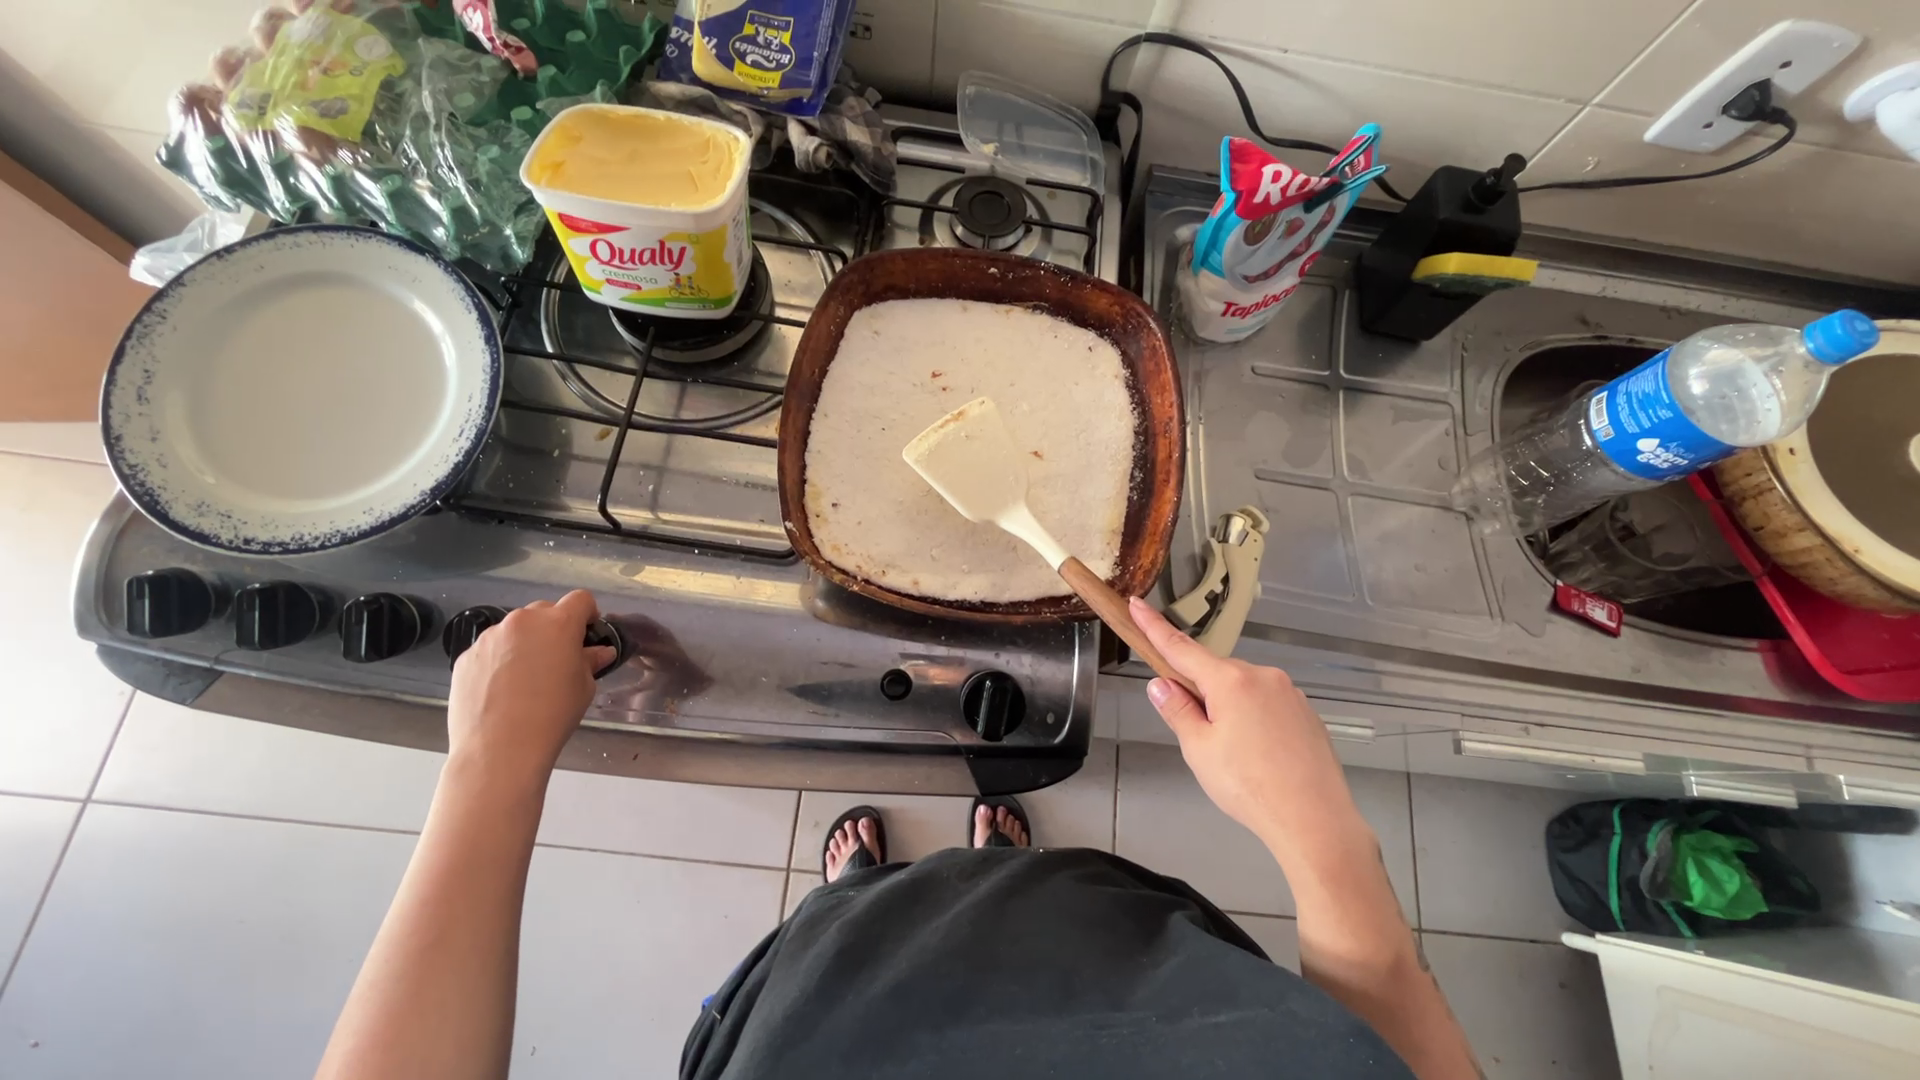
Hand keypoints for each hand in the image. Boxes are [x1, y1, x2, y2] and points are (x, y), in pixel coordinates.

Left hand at [446, 590, 616, 783]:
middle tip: (556, 660)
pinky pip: (490, 650)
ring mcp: (489, 637)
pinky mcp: (466, 656)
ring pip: (514, 631)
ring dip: (524, 644)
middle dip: (553, 629)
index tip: (586, 635)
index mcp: (558, 623)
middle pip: (544, 611)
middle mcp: (522, 621)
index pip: (580, 600)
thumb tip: (599, 652)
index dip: (587, 614)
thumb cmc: (553, 714)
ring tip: (524, 680)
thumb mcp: (584, 688)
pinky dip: (499, 661)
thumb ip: (590, 662)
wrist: (498, 748)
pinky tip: (500, 691)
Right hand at [1128, 597, 1363, 857]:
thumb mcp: (1198, 750)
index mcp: (1230, 681)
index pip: (1181, 648)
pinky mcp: (1307, 713)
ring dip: (1230, 709)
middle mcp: (1262, 676)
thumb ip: (1178, 711)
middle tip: (1200, 738)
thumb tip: (1162, 684)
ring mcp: (1289, 693)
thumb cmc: (1248, 786)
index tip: (1136, 604)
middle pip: (1216, 674)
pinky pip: (1268, 705)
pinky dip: (1255, 721)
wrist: (1315, 821)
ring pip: (1244, 690)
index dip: (1154, 627)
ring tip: (1237, 757)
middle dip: (1201, 694)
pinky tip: (1261, 757)